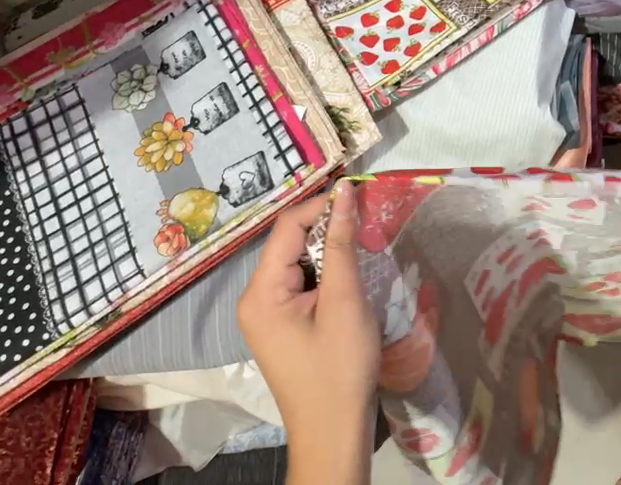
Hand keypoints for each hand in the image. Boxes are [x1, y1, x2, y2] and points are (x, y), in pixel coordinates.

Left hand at [238, 179, 380, 484]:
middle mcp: (254, 298)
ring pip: (298, 260)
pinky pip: (301, 281)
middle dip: (327, 227)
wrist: (334, 431)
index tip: (361, 196)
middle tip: (366, 223)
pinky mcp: (282, 324)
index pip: (288, 226)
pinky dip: (326, 272)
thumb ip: (342, 241)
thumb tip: (345, 190)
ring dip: (329, 250)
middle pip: (290, 241)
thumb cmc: (339, 365)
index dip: (323, 205)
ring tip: (361, 249)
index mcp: (261, 292)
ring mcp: (266, 313)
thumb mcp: (345, 298)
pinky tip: (349, 277)